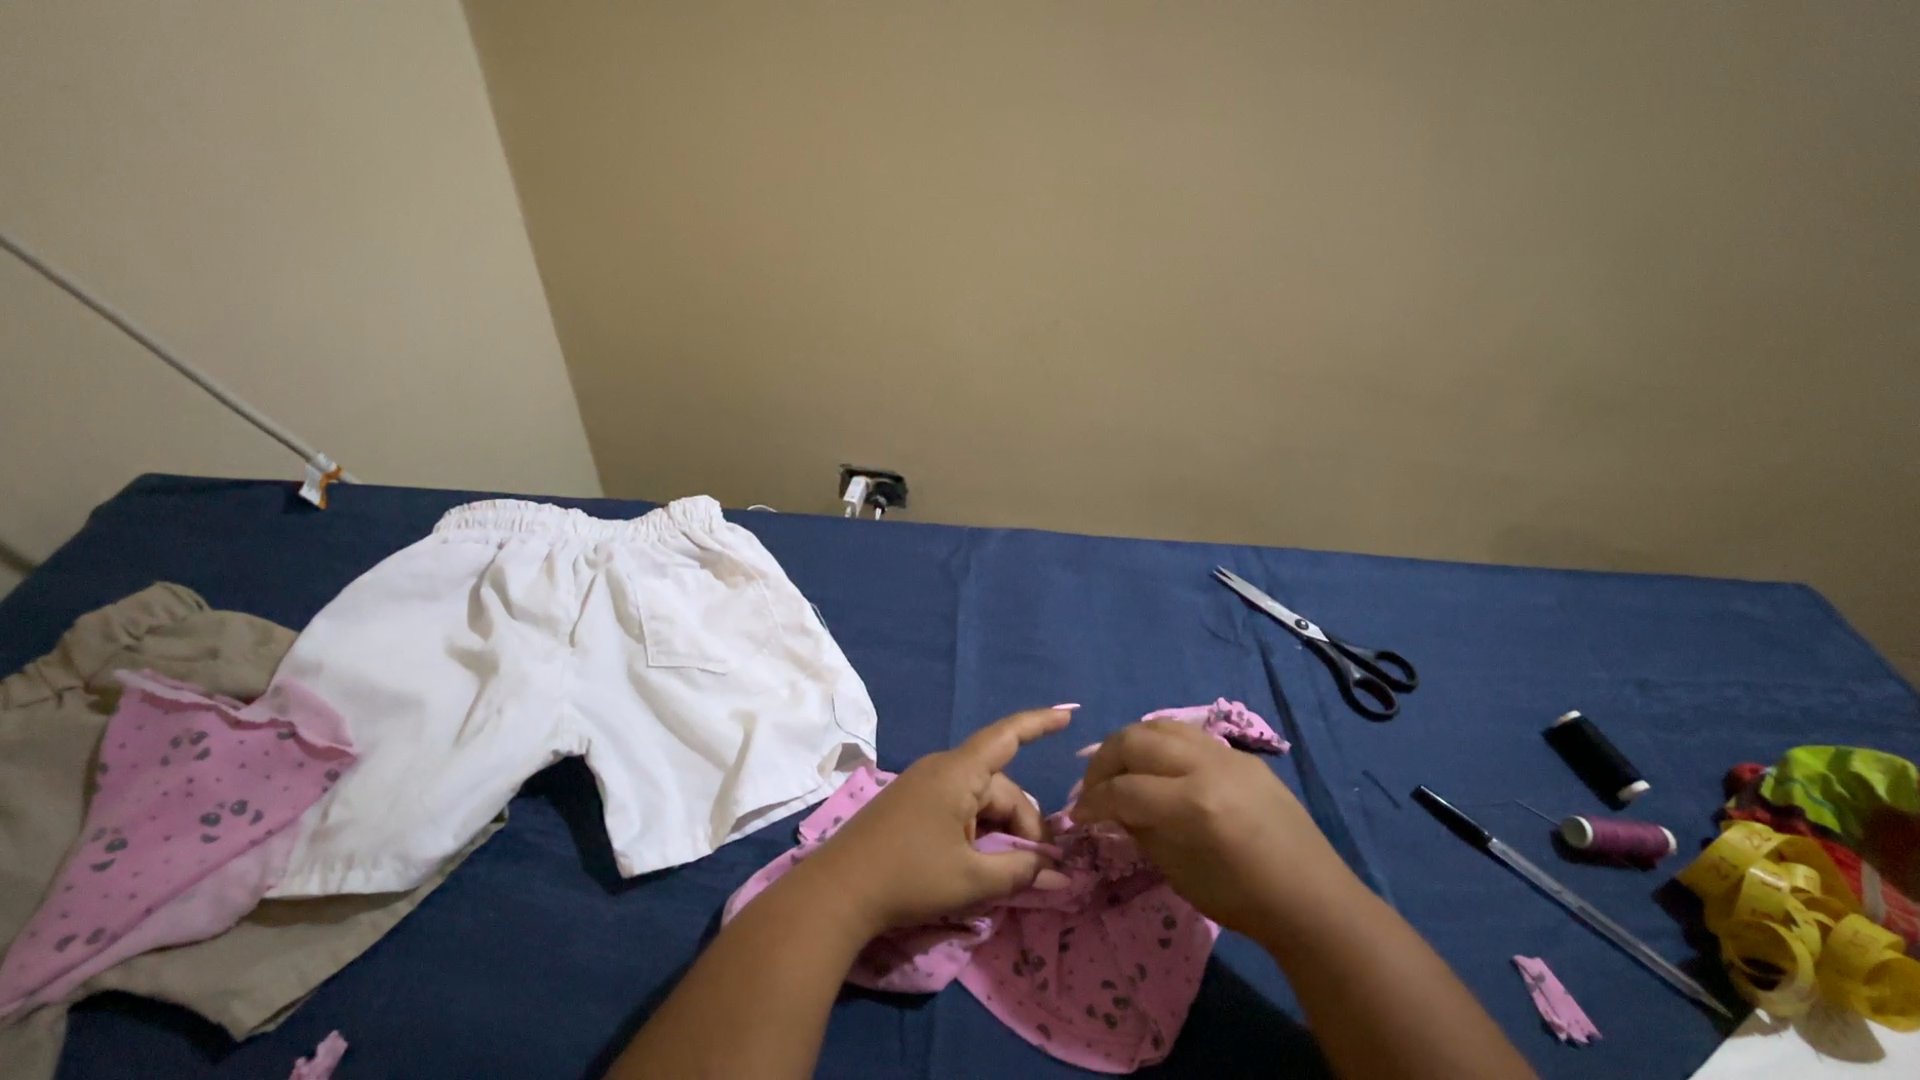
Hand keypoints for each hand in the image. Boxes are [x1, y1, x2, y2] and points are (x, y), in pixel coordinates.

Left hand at [799, 707, 1072, 934]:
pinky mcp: (910, 805)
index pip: (1007, 736)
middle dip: (1023, 822)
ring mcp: (922, 786)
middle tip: (1036, 867)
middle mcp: (941, 770)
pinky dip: (976, 831)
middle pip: (999, 785)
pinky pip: (957, 807)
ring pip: (979, 800)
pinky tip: (977, 864)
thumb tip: (1059, 874)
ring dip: (999, 830)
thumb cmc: (909, 878)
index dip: (1039, 724)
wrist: (836, 893)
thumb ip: (1020, 872)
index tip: (1069, 714)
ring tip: (1005, 872)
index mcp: (958, 773)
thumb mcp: (972, 880)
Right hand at [1074, 721, 1359, 941]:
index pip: (1122, 789)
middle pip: (1134, 741)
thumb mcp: (1177, 871)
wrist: (1311, 898)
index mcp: (1192, 804)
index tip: (1077, 817)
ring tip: (1119, 770)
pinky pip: (1189, 735)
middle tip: (1093, 789)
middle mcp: (1207, 766)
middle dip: (1102, 763)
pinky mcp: (1241, 755)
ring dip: (1129, 744)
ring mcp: (1227, 754)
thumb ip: (1139, 829)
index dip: (1091, 803)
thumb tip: (1111, 808)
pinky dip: (1160, 744)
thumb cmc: (1241, 900)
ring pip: (1159, 726)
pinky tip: (1156, 767)